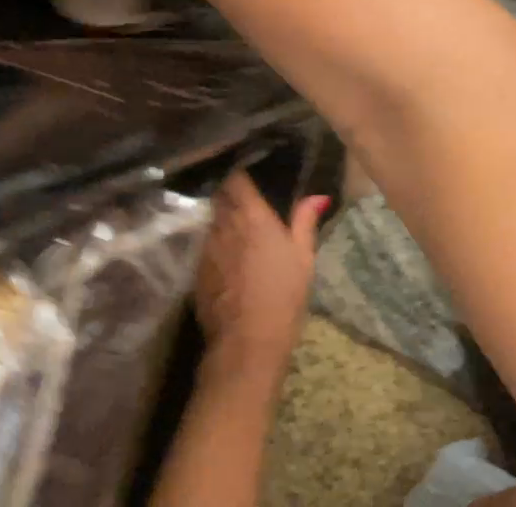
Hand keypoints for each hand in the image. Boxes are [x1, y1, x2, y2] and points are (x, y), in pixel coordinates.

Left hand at [195, 172, 328, 367]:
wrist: (246, 340)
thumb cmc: (283, 295)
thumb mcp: (303, 258)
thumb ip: (305, 221)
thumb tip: (318, 196)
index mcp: (251, 215)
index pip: (236, 179)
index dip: (241, 176)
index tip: (250, 180)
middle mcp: (224, 223)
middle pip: (221, 197)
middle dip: (230, 196)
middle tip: (247, 205)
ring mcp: (206, 245)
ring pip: (212, 222)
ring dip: (223, 222)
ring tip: (239, 233)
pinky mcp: (197, 268)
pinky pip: (206, 247)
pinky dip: (216, 247)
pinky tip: (228, 261)